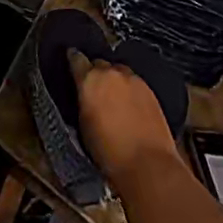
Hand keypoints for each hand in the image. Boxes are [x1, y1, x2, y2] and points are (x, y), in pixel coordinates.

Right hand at [67, 48, 181, 184]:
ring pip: (118, 71)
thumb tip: (84, 96)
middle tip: (95, 90)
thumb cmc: (109, 152)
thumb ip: (83, 101)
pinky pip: (134, 82)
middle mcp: (111, 73)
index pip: (76, 58)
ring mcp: (133, 79)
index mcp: (89, 79)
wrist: (148, 165)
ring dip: (114, 80)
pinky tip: (130, 105)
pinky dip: (129, 89)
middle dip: (96, 73)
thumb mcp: (83, 125)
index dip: (73, 59)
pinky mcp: (150, 90)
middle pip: (99, 63)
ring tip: (114, 98)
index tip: (72, 62)